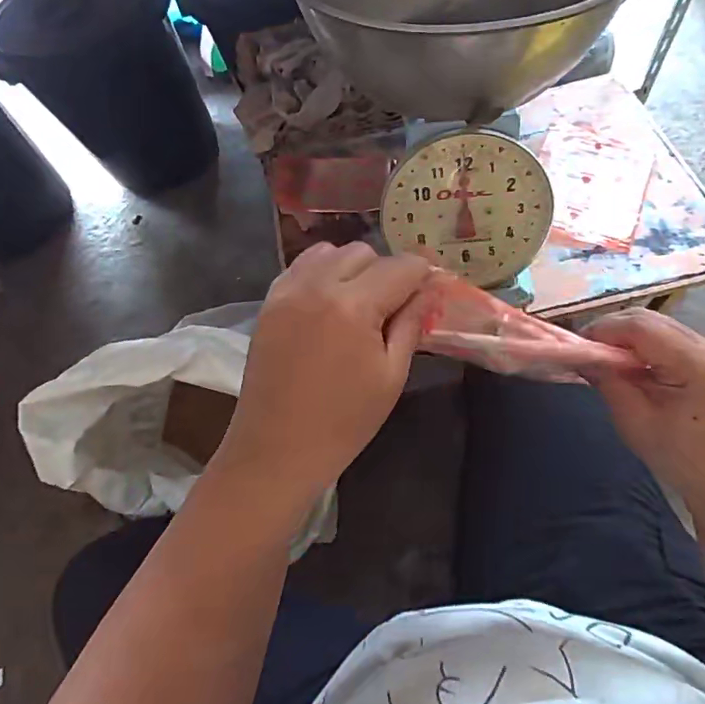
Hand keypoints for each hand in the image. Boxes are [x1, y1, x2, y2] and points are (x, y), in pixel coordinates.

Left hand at [217, 243, 429, 499]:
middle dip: (388, 271)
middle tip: (396, 305)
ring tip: (361, 302)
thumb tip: (430, 290)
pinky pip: (302, 267)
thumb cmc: (344, 422)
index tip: (435, 286)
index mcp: (353, 307)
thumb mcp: (391, 375)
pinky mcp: (269, 303)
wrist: (275, 451)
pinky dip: (322, 273)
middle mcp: (317, 286)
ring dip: (354, 268)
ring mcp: (287, 291)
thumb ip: (411, 323)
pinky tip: (330, 304)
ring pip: (331, 252)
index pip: (401, 266)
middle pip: (365, 252)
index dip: (424, 273)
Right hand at [582, 309, 704, 510]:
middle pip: (647, 318)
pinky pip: (661, 332)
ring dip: (623, 333)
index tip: (577, 347)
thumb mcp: (633, 421)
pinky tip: (624, 361)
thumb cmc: (677, 455)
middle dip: (610, 329)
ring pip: (653, 321)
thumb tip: (580, 355)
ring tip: (601, 356)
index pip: (640, 327)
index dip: (603, 330)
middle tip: (585, 351)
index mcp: (694, 364)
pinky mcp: (701, 352)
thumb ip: (608, 381)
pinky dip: (637, 340)